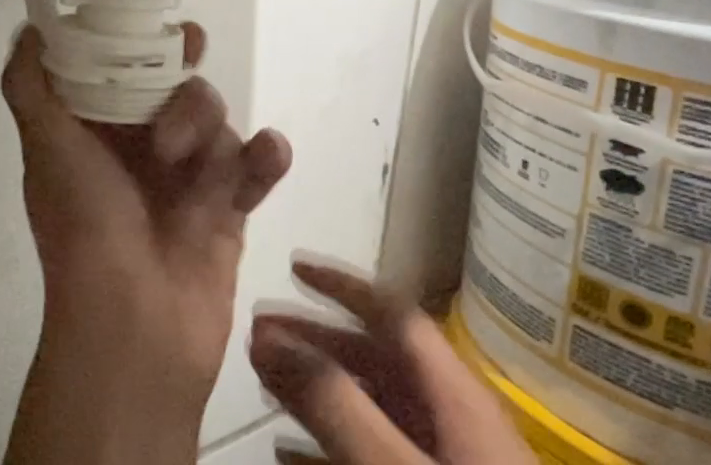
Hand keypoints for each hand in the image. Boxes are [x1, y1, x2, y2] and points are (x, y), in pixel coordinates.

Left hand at [1, 23, 290, 464]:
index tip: (142, 14)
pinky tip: (265, 154)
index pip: (116, 69)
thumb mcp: (45, 148)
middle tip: (191, 47)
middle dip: (183, 66)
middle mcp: (138, 148)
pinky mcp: (228, 207)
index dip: (130, 38)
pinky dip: (266, 155)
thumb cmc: (82, 227)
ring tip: (182, 157)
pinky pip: (255, 165)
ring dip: (204, 122)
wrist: (134, 328)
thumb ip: (29, 86)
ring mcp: (186, 177)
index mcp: (93, 133)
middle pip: (171, 84)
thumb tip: (27, 31)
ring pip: (213, 118)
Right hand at [250, 260, 536, 464]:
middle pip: (377, 358)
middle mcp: (453, 421)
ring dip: (317, 385)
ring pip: (373, 405)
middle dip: (315, 337)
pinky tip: (288, 453)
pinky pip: (374, 453)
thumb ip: (335, 405)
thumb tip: (273, 338)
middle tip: (256, 329)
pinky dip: (329, 442)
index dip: (343, 284)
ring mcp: (447, 464)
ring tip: (265, 378)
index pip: (395, 314)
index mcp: (455, 398)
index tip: (291, 265)